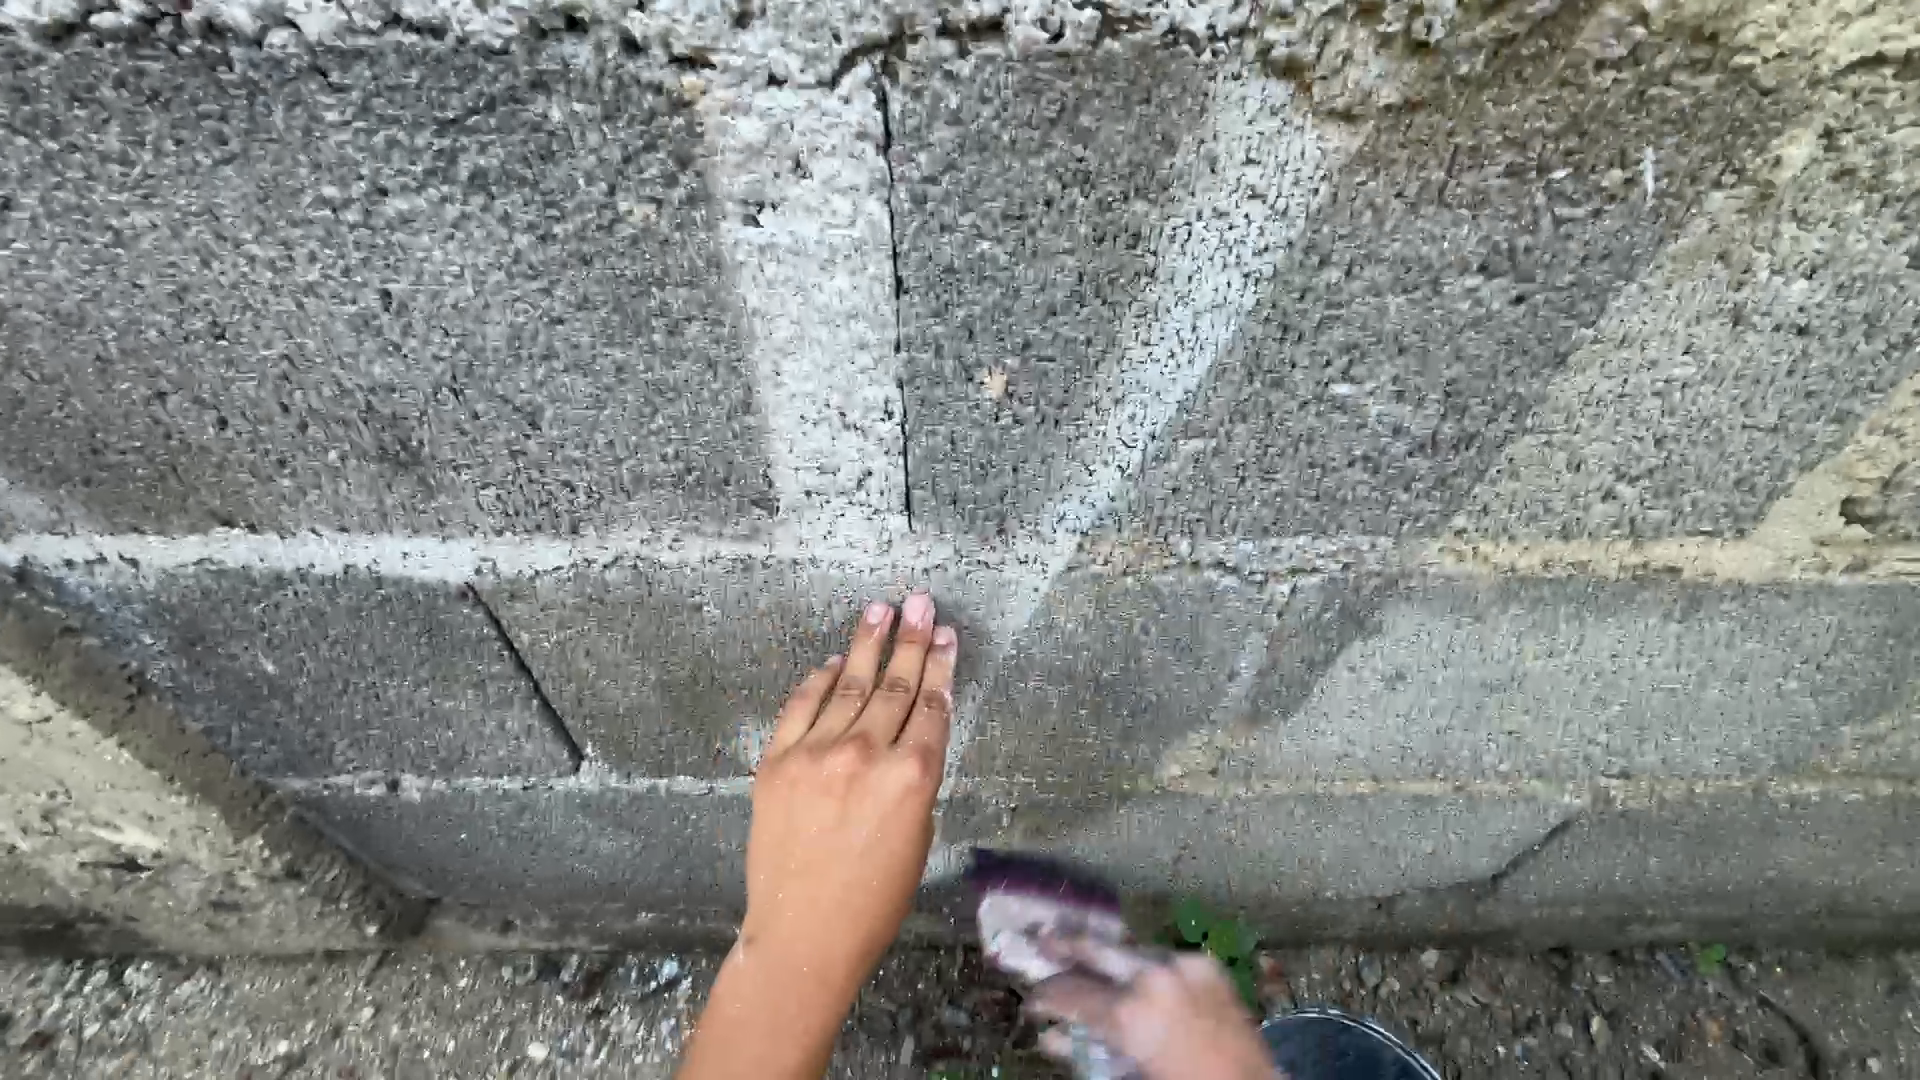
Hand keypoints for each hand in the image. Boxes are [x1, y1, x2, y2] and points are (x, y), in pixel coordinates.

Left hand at [739, 591, 957, 990]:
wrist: (803, 935)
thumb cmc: (874, 898)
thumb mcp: (919, 835)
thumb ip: (916, 777)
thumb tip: (908, 732)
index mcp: (911, 777)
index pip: (932, 705)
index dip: (941, 666)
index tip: (945, 636)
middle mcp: (866, 754)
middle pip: (896, 684)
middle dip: (912, 639)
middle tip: (920, 602)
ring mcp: (817, 753)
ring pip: (850, 684)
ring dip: (867, 643)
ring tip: (879, 609)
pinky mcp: (777, 761)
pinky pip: (801, 706)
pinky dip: (819, 680)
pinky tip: (834, 660)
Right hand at [1027, 939, 1278, 1079]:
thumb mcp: (1128, 1079)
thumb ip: (1089, 1055)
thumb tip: (1051, 1037)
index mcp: (1131, 1014)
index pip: (1071, 993)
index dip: (1045, 996)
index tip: (1030, 1000)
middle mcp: (1153, 977)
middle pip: (1096, 948)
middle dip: (1064, 944)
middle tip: (1040, 937)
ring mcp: (1183, 965)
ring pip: (1129, 950)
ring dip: (1106, 956)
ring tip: (1082, 953)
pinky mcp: (1206, 965)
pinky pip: (1162, 959)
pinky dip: (1143, 967)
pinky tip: (1132, 975)